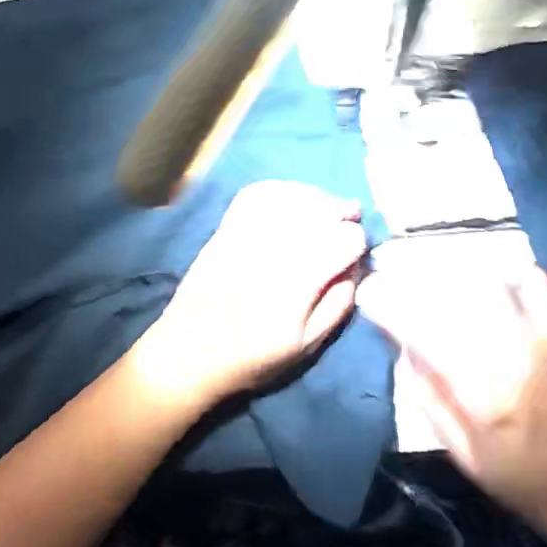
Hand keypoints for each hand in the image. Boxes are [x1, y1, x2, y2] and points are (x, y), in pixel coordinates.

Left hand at [131, 181, 368, 408]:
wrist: (189, 349)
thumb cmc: (252, 357)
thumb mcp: (307, 346)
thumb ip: (338, 303)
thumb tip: (358, 265)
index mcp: (296, 287)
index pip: (344, 240)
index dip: (357, 242)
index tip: (355, 250)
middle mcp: (271, 254)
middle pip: (320, 211)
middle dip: (341, 212)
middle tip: (348, 219)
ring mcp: (244, 235)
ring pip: (291, 196)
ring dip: (315, 197)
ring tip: (324, 208)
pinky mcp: (224, 228)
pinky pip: (257, 193)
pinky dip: (281, 189)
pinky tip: (292, 200)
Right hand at [359, 257, 546, 546]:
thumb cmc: (538, 485)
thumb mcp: (468, 460)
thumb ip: (430, 400)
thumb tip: (402, 349)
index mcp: (480, 393)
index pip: (419, 328)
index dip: (385, 302)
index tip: (367, 293)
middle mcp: (508, 353)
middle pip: (446, 294)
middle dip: (407, 278)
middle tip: (387, 275)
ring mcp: (541, 335)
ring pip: (482, 280)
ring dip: (446, 272)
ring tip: (426, 275)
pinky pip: (532, 280)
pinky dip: (504, 273)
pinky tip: (488, 282)